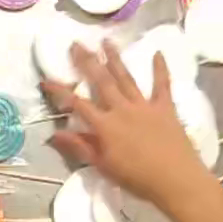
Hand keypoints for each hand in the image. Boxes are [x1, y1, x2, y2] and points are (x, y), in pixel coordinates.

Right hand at [42, 41, 206, 208]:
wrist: (176, 180)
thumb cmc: (136, 178)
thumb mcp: (102, 166)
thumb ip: (79, 147)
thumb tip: (54, 134)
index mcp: (105, 125)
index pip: (76, 104)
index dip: (59, 92)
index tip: (45, 80)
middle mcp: (122, 109)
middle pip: (101, 81)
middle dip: (87, 61)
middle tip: (77, 44)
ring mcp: (145, 106)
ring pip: (126, 78)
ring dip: (115, 59)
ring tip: (106, 41)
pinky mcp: (165, 108)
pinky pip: (162, 85)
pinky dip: (160, 69)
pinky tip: (158, 53)